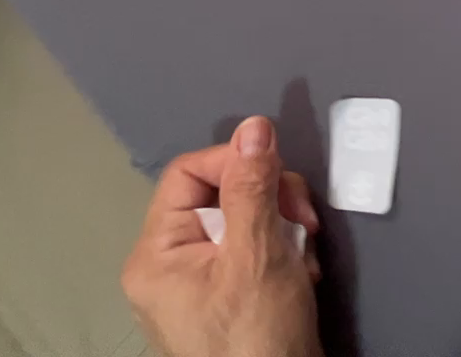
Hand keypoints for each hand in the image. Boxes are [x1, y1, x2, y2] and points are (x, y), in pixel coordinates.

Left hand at [122, 115, 325, 356]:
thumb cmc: (256, 334)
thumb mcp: (258, 253)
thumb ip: (254, 186)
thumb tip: (254, 126)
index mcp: (158, 253)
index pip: (190, 171)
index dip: (237, 162)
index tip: (279, 176)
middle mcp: (172, 261)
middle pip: (224, 188)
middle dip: (273, 196)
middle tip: (302, 220)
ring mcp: (201, 276)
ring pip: (249, 211)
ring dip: (287, 222)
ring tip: (303, 254)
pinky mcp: (231, 286)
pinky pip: (258, 239)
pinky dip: (287, 245)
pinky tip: (301, 268)